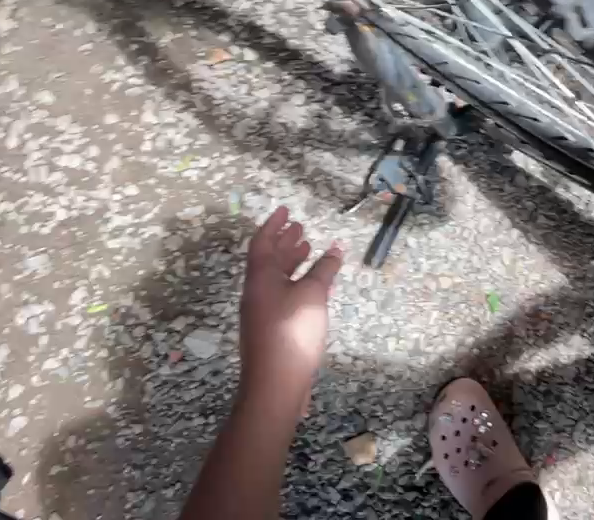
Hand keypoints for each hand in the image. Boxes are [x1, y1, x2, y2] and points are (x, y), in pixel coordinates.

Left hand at [237, 206, 343, 412]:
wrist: (275, 385)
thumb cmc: (292, 332)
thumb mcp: (313, 294)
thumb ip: (325, 269)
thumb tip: (335, 248)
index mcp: (260, 279)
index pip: (262, 243)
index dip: (273, 225)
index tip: (284, 209)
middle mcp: (257, 292)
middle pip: (268, 259)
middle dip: (283, 240)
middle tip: (299, 225)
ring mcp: (263, 311)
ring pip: (276, 276)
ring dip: (291, 259)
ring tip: (309, 246)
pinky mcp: (273, 327)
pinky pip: (283, 291)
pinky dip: (297, 279)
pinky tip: (314, 282)